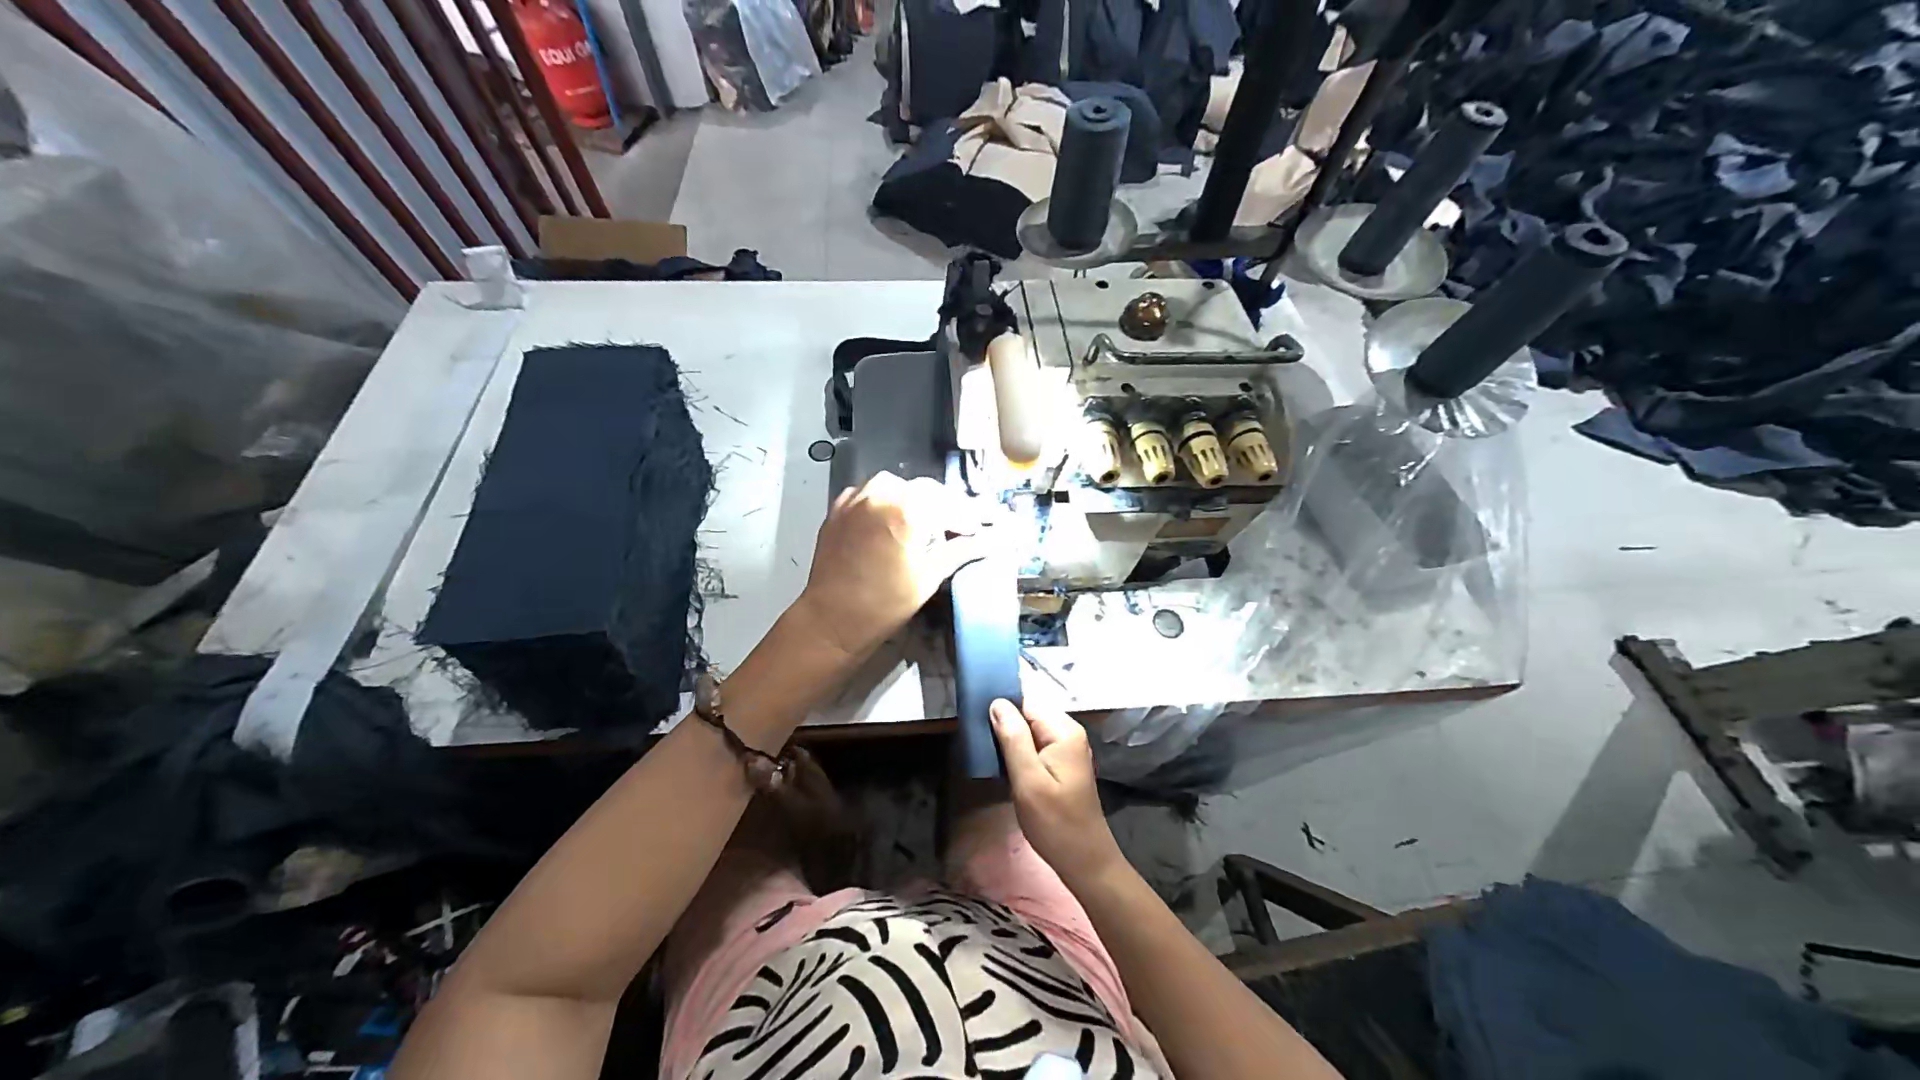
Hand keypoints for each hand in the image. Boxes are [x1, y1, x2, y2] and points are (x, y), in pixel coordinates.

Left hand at [793, 472, 991, 661]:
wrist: (832, 620)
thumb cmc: (883, 604)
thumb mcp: (930, 576)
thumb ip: (962, 549)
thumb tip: (992, 540)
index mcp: (906, 508)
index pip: (950, 503)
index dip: (970, 516)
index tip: (982, 527)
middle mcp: (879, 493)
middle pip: (925, 490)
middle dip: (944, 507)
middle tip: (960, 528)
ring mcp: (856, 498)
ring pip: (897, 488)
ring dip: (916, 501)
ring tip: (927, 526)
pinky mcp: (840, 508)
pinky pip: (871, 495)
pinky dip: (887, 503)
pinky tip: (895, 524)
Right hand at [990, 699, 1125, 886]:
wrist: (1084, 861)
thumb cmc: (1055, 822)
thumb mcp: (1028, 780)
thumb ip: (1013, 739)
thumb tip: (997, 703)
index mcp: (1064, 731)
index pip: (1027, 701)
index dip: (1002, 706)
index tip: (975, 716)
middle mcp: (1068, 734)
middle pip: (1029, 713)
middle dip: (1004, 722)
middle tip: (977, 737)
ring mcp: (1066, 749)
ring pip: (1030, 730)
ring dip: (1009, 738)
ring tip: (985, 749)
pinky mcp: (1061, 764)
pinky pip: (1035, 746)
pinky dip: (1018, 751)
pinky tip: (1003, 763)